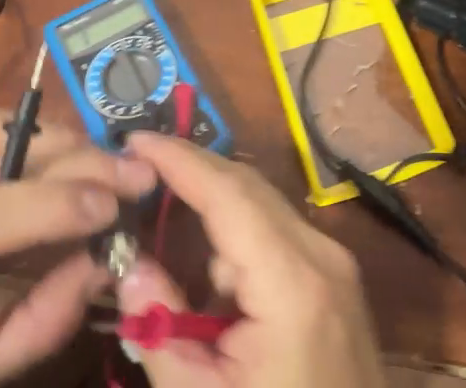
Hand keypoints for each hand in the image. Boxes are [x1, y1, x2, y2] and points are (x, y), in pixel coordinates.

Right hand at [114, 132, 382, 387]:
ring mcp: (334, 265)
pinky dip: (235, 242)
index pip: (229, 195)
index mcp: (293, 281)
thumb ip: (161, 327)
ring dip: (211, 208)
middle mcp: (322, 255)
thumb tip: (131, 264)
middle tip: (134, 166)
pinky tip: (204, 275)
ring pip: (262, 211)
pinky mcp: (334, 281)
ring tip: (157, 215)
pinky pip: (276, 239)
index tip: (134, 137)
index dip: (180, 161)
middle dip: (191, 172)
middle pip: (249, 191)